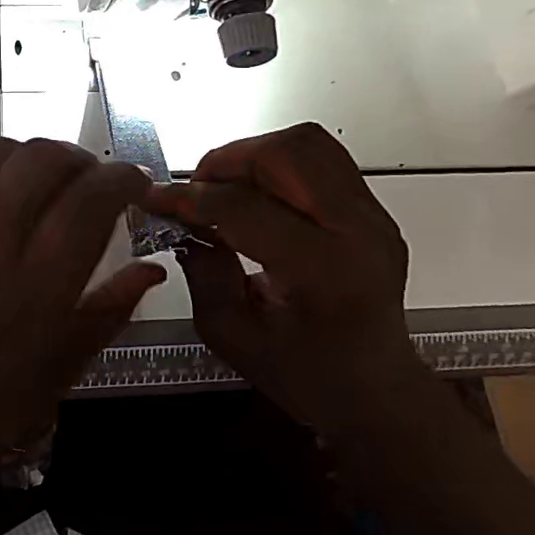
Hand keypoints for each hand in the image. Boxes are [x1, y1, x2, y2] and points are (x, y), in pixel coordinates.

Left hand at [0, 137, 166, 482]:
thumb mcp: (57, 375)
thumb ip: (107, 314)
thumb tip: (149, 271)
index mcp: (37, 285)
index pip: (90, 200)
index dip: (122, 180)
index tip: (138, 185)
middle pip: (44, 159)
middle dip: (82, 158)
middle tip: (97, 182)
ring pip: (1, 153)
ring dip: (38, 155)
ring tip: (54, 181)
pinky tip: (5, 191)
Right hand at [142, 123, 425, 427]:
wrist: (378, 390)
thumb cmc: (307, 374)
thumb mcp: (232, 334)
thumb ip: (200, 269)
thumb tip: (176, 219)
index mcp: (326, 273)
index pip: (244, 207)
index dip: (190, 197)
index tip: (156, 199)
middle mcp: (359, 233)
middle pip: (286, 154)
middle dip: (227, 160)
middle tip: (197, 188)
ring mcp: (372, 216)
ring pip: (306, 143)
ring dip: (252, 154)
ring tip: (225, 187)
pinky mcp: (371, 208)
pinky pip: (318, 158)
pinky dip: (274, 163)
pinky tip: (253, 193)